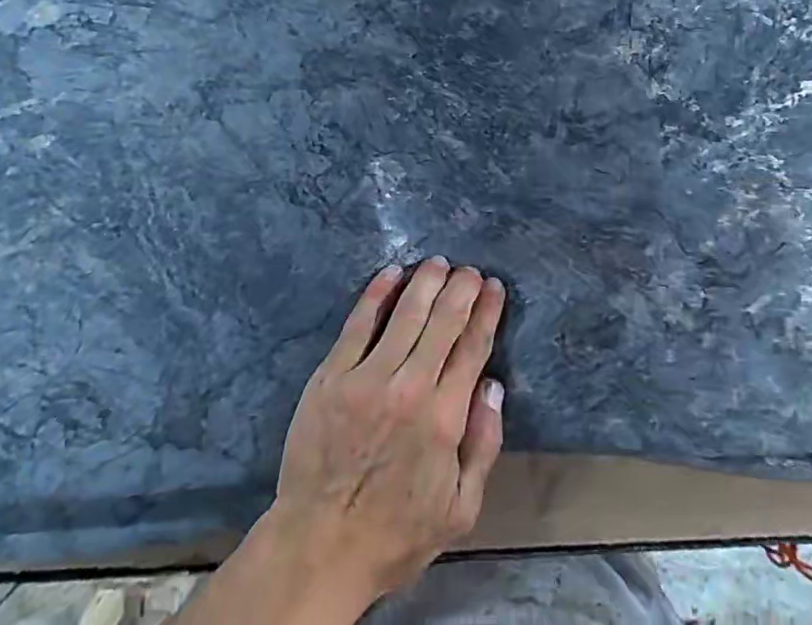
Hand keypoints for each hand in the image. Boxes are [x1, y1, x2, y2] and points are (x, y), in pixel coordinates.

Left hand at [173, 257, 506, 624]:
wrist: (317, 547)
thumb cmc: (396, 532)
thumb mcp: (461, 507)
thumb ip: (485, 444)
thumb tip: (493, 385)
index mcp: (445, 417)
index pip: (473, 347)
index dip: (487, 311)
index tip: (494, 287)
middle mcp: (409, 388)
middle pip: (444, 321)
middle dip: (462, 288)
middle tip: (470, 270)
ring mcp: (366, 379)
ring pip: (404, 314)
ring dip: (425, 283)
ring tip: (438, 263)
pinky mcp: (330, 379)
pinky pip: (357, 325)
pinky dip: (376, 294)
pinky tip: (391, 273)